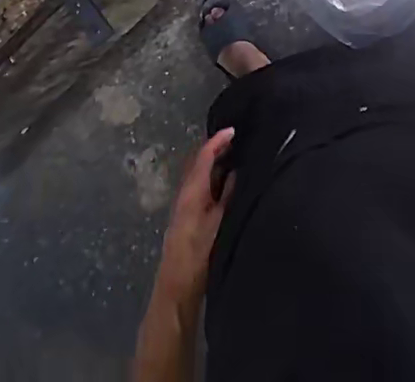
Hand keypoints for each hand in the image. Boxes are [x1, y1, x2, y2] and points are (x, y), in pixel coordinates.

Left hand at [152, 128, 235, 308]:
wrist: (177, 284)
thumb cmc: (199, 253)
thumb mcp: (219, 222)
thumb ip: (227, 195)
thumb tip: (236, 171)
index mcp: (192, 188)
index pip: (204, 155)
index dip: (218, 140)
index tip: (234, 129)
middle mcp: (185, 190)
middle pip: (199, 161)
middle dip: (216, 148)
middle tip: (237, 140)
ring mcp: (185, 202)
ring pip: (200, 173)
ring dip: (214, 162)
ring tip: (235, 156)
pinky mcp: (188, 214)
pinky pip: (200, 185)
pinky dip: (212, 177)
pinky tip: (225, 182)